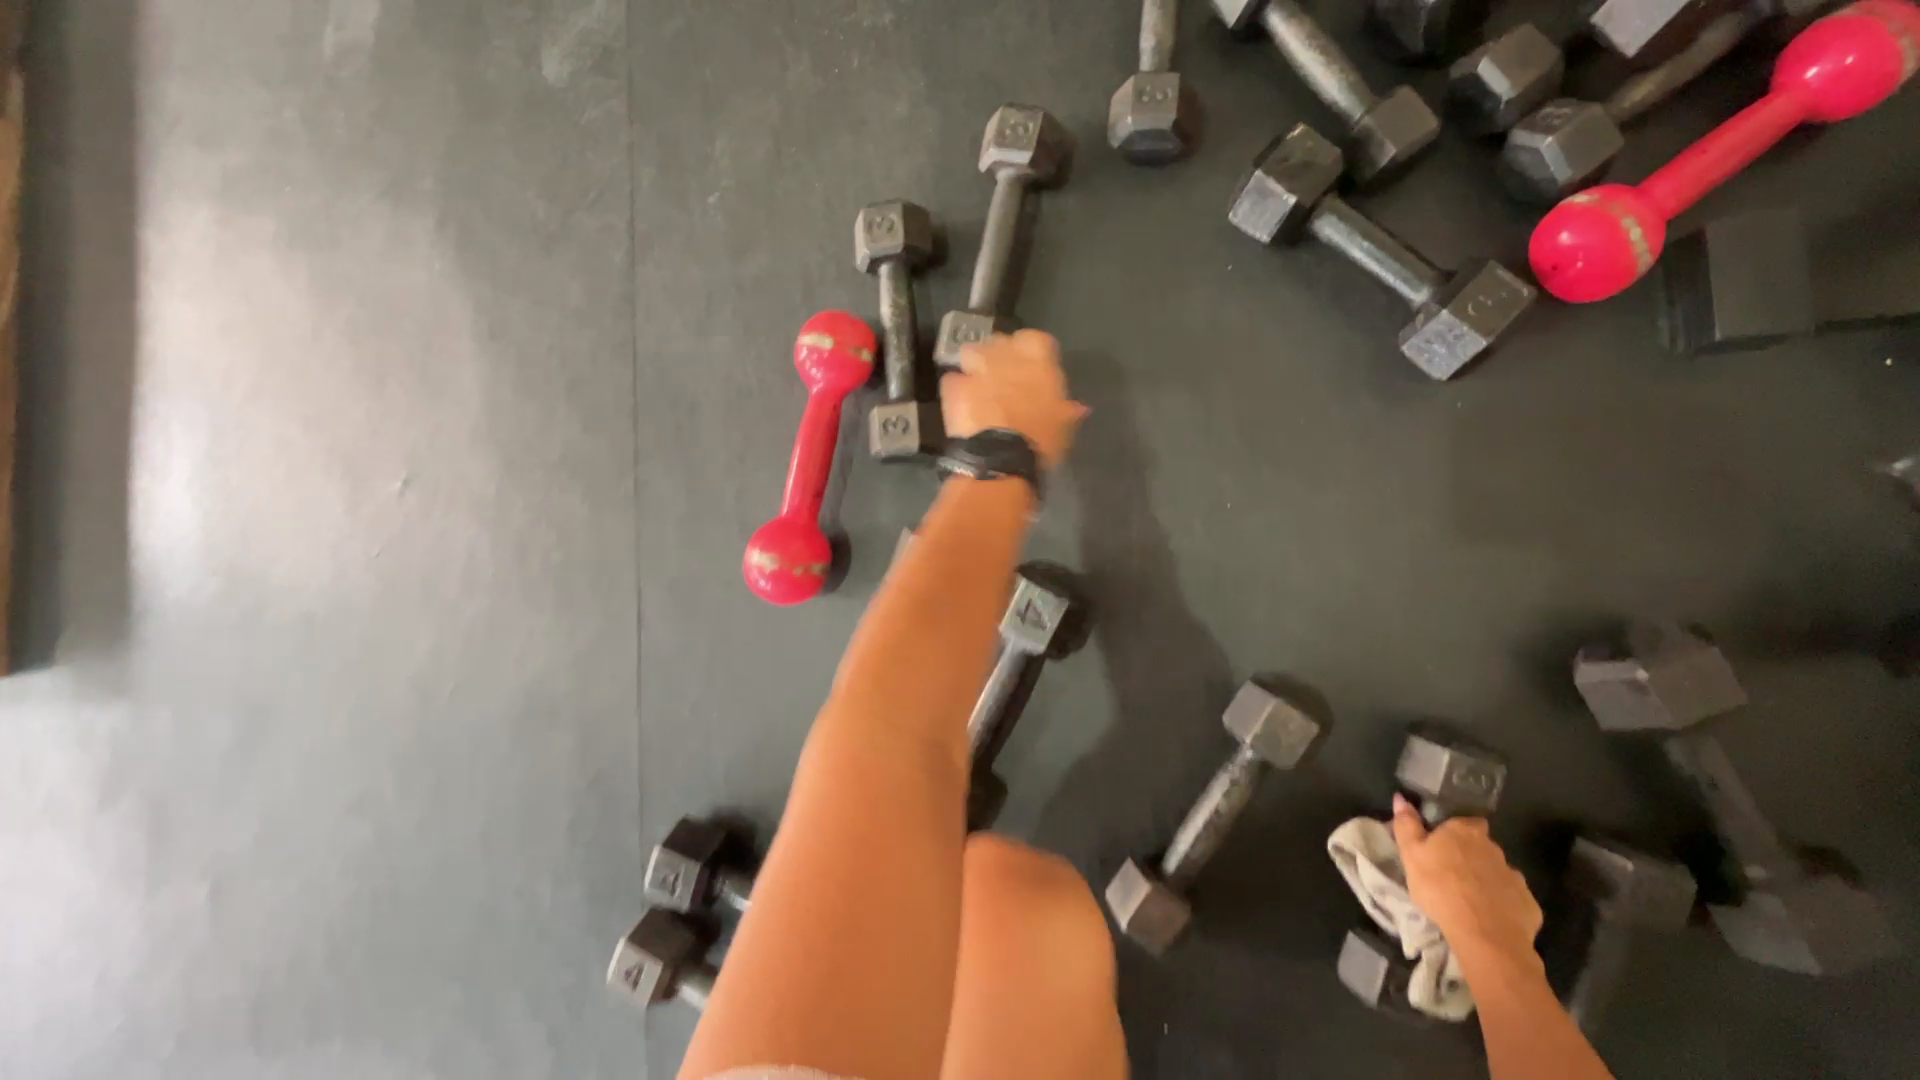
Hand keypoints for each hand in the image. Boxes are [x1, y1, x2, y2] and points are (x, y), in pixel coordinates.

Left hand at [940, 330, 1085, 469]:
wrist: (1001, 459)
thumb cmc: (1040, 442)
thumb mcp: (1064, 427)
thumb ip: (1067, 411)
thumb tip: (1078, 408)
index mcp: (1039, 362)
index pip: (1036, 340)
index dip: (1031, 353)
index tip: (1032, 367)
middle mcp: (1007, 356)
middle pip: (1001, 341)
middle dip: (1001, 355)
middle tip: (1003, 376)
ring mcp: (977, 369)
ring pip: (973, 351)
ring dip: (975, 363)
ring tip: (978, 382)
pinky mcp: (954, 385)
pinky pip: (953, 379)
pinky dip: (956, 388)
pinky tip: (960, 402)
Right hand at [1392, 795, 1542, 972]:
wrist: (1484, 934)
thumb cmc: (1439, 888)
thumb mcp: (1410, 855)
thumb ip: (1406, 825)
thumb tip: (1400, 798)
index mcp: (1464, 832)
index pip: (1467, 820)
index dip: (1457, 829)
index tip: (1445, 842)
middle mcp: (1493, 848)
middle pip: (1483, 846)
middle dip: (1472, 855)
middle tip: (1453, 873)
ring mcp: (1514, 876)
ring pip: (1498, 872)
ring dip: (1487, 879)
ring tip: (1470, 898)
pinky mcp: (1528, 903)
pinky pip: (1512, 898)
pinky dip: (1503, 903)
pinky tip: (1490, 916)